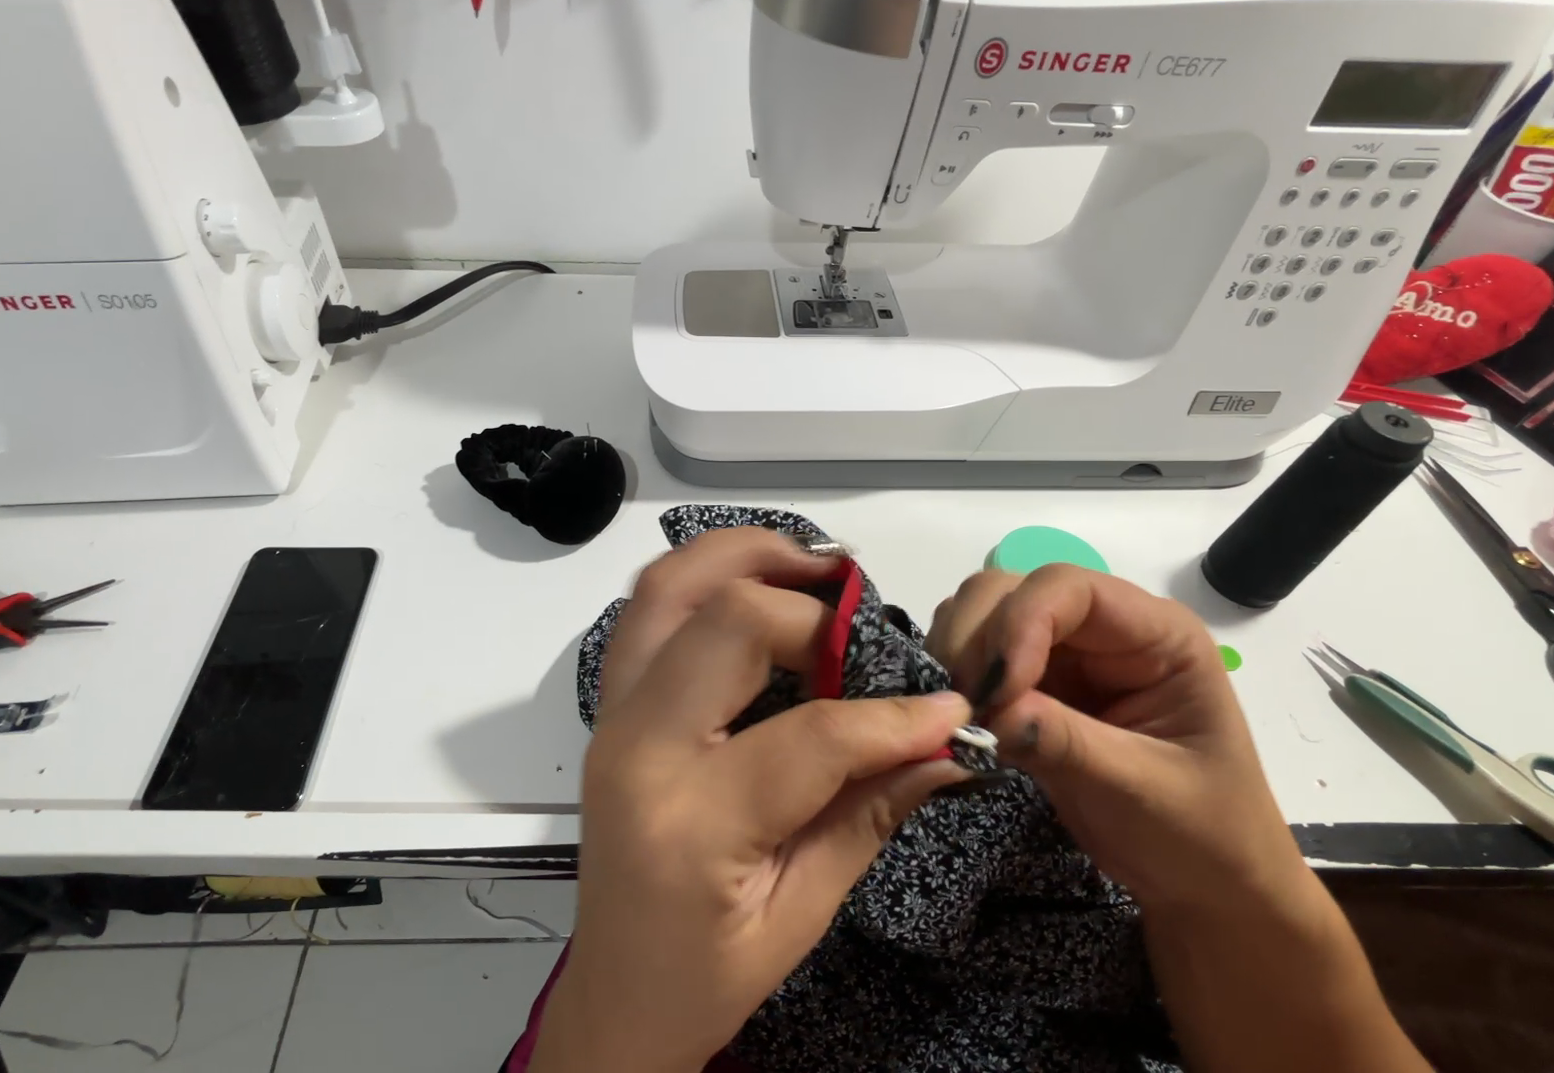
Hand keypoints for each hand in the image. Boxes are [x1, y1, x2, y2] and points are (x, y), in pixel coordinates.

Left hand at [534, 529, 970, 1072]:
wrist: (616, 994)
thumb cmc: (707, 975)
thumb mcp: (802, 911)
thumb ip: (869, 813)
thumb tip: (944, 742)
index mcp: (692, 820)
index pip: (811, 735)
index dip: (893, 716)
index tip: (946, 706)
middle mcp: (639, 748)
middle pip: (729, 624)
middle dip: (811, 612)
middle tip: (865, 624)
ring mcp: (611, 719)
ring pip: (666, 591)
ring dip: (742, 558)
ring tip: (813, 568)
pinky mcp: (607, 710)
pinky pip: (645, 614)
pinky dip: (700, 580)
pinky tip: (756, 591)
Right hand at [926, 564, 1306, 915]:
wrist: (1200, 883)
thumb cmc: (1201, 835)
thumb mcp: (1142, 789)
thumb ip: (1066, 742)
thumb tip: (989, 712)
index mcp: (1156, 634)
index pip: (1067, 588)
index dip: (1020, 624)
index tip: (996, 693)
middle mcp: (1101, 629)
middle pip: (1008, 590)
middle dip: (977, 642)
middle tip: (967, 710)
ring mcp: (1059, 656)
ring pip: (978, 617)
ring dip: (958, 660)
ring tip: (964, 720)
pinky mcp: (1027, 687)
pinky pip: (973, 660)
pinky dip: (952, 682)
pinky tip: (963, 723)